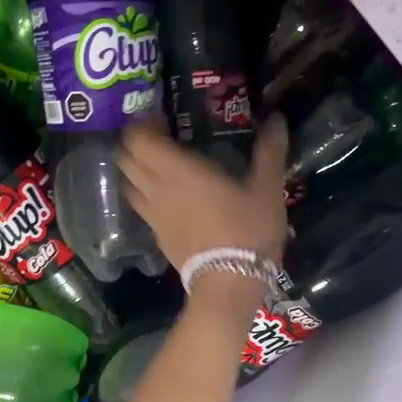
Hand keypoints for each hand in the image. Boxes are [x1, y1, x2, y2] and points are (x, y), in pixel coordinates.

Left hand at [118, 115, 289, 269]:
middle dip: (136, 143)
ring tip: (160, 168)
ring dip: (136, 170)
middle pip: (125, 157)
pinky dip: (145, 196)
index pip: (137, 137)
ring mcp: (153, 215)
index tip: (164, 119)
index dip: (143, 123)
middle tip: (162, 139)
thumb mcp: (267, 188)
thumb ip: (270, 151)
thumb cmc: (247, 230)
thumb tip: (276, 118)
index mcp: (177, 170)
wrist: (229, 283)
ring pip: (128, 184)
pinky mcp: (157, 237)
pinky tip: (168, 199)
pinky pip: (140, 208)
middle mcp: (156, 188)